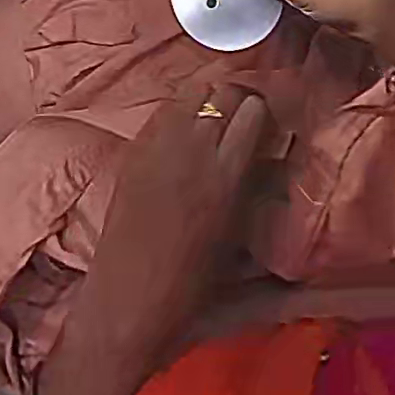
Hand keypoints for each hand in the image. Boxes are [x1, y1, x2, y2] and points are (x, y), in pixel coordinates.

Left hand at [83, 81, 270, 353]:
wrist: (127, 302)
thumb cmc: (192, 286)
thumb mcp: (235, 234)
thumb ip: (250, 187)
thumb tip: (267, 160)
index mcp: (227, 175)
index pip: (253, 111)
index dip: (261, 111)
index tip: (264, 118)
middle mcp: (195, 150)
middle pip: (223, 92)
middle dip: (236, 97)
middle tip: (239, 112)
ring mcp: (159, 145)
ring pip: (191, 92)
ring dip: (206, 99)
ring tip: (210, 116)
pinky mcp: (134, 149)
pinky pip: (163, 110)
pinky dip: (178, 111)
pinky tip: (181, 128)